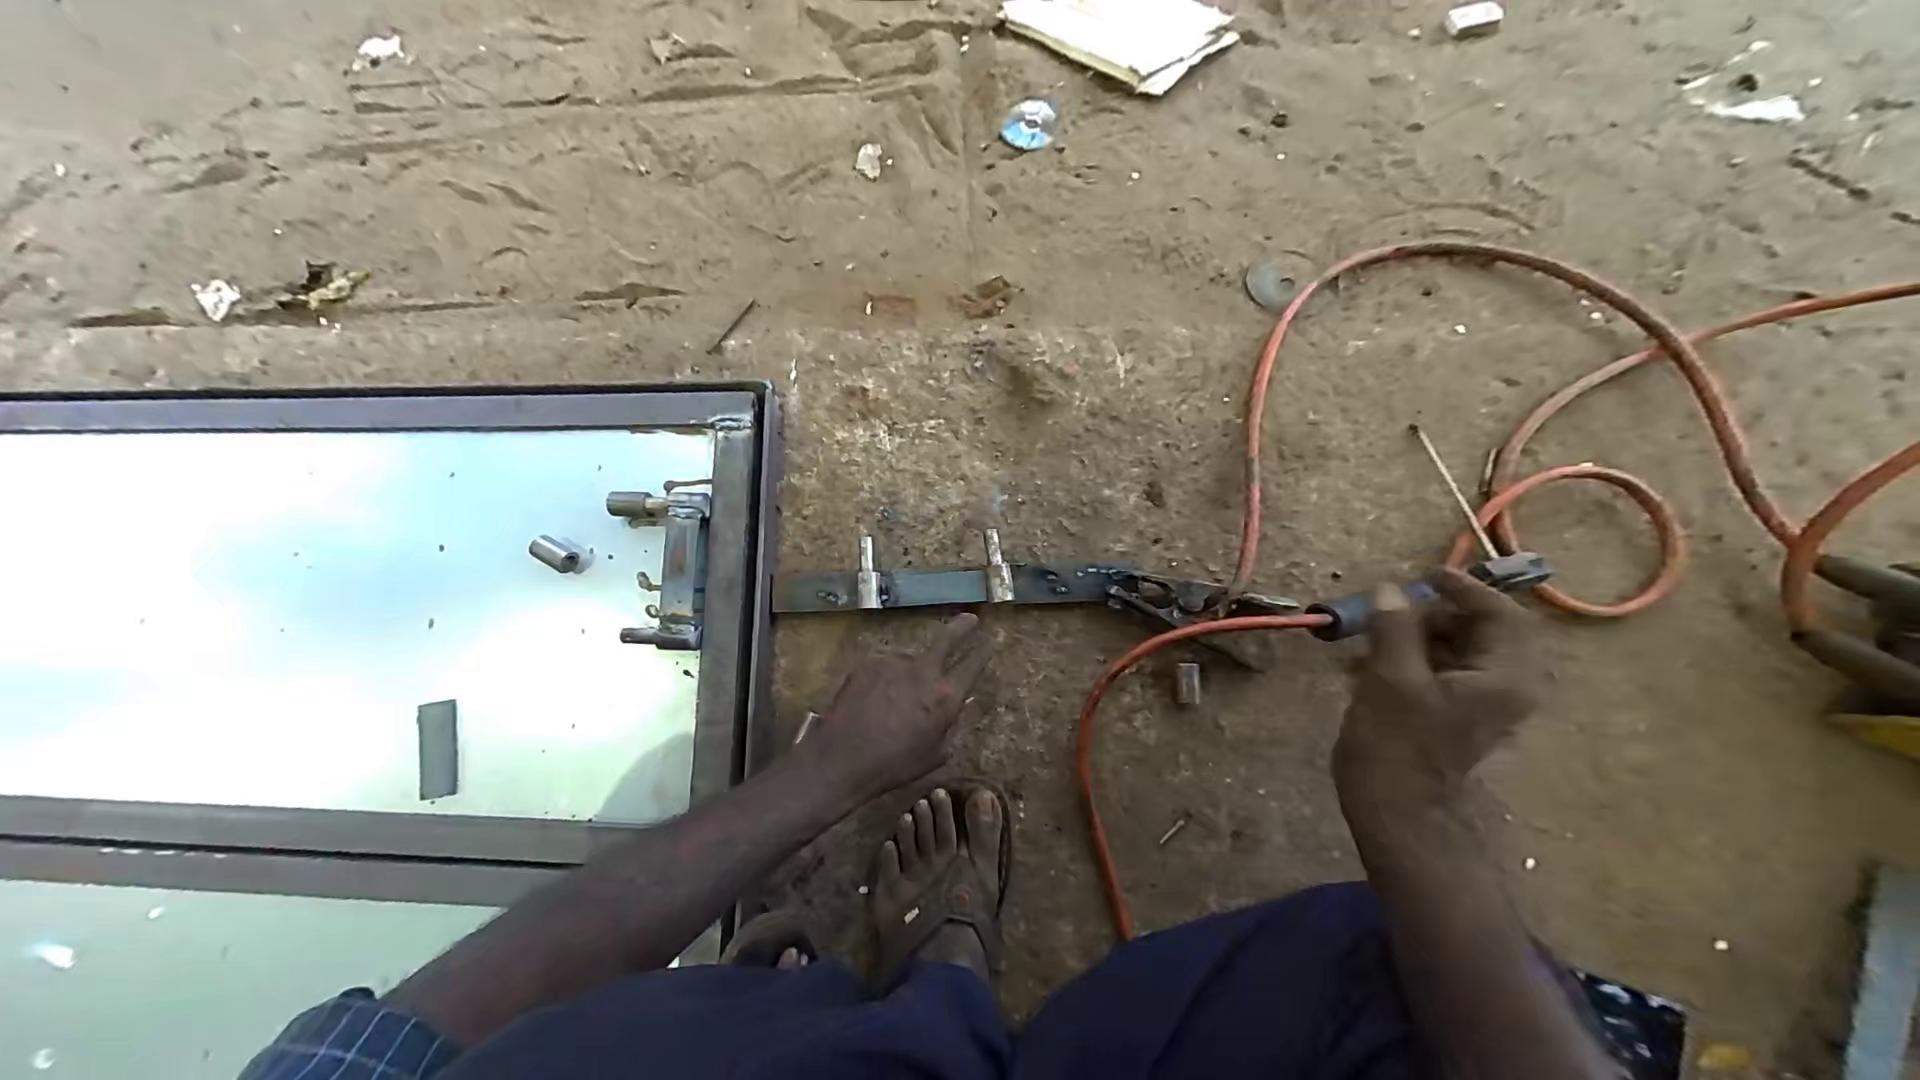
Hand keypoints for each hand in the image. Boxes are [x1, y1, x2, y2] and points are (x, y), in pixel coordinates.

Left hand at [805, 613, 991, 796]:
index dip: (983, 651)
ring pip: (910, 659)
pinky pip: (884, 666)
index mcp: (945, 696)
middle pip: (947, 639)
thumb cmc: (895, 765)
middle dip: (962, 627)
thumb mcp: (936, 753)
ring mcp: (893, 663)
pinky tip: (874, 699)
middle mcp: (922, 671)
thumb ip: (953, 723)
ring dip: (910, 671)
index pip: (972, 664)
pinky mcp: (868, 663)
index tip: (989, 641)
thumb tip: (963, 702)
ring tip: (896, 699)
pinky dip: (886, 678)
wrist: (842, 758)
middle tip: (970, 619)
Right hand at [1333, 569, 1546, 812]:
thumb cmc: (1397, 743)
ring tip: (1371, 637)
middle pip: (1481, 630)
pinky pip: (1442, 671)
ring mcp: (1482, 703)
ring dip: (1417, 636)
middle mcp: (1505, 687)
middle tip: (1389, 611)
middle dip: (1434, 615)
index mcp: (1505, 677)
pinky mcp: (1456, 714)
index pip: (1502, 615)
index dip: (1464, 589)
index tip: (1422, 575)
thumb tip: (1390, 590)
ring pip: (1458, 649)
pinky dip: (1412, 658)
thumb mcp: (1391, 677)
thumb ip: (1394, 628)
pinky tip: (1369, 663)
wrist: (1398, 810)